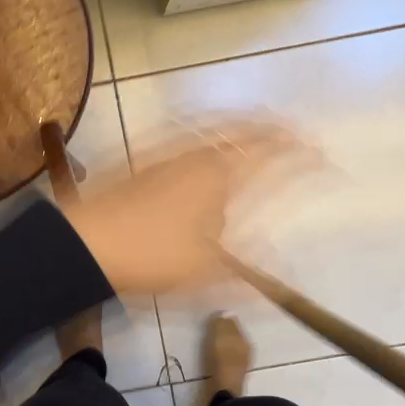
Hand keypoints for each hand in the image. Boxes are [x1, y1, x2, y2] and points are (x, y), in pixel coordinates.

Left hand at [62, 121, 311, 295]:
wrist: (82, 243)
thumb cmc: (148, 256)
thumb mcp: (204, 273)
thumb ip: (247, 273)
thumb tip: (282, 279)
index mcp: (219, 177)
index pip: (270, 158)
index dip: (300, 157)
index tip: (322, 158)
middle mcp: (197, 156)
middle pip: (244, 130)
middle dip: (275, 130)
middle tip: (297, 134)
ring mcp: (168, 154)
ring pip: (215, 128)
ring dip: (244, 125)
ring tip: (262, 126)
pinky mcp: (145, 161)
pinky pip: (188, 134)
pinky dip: (210, 130)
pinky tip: (206, 140)